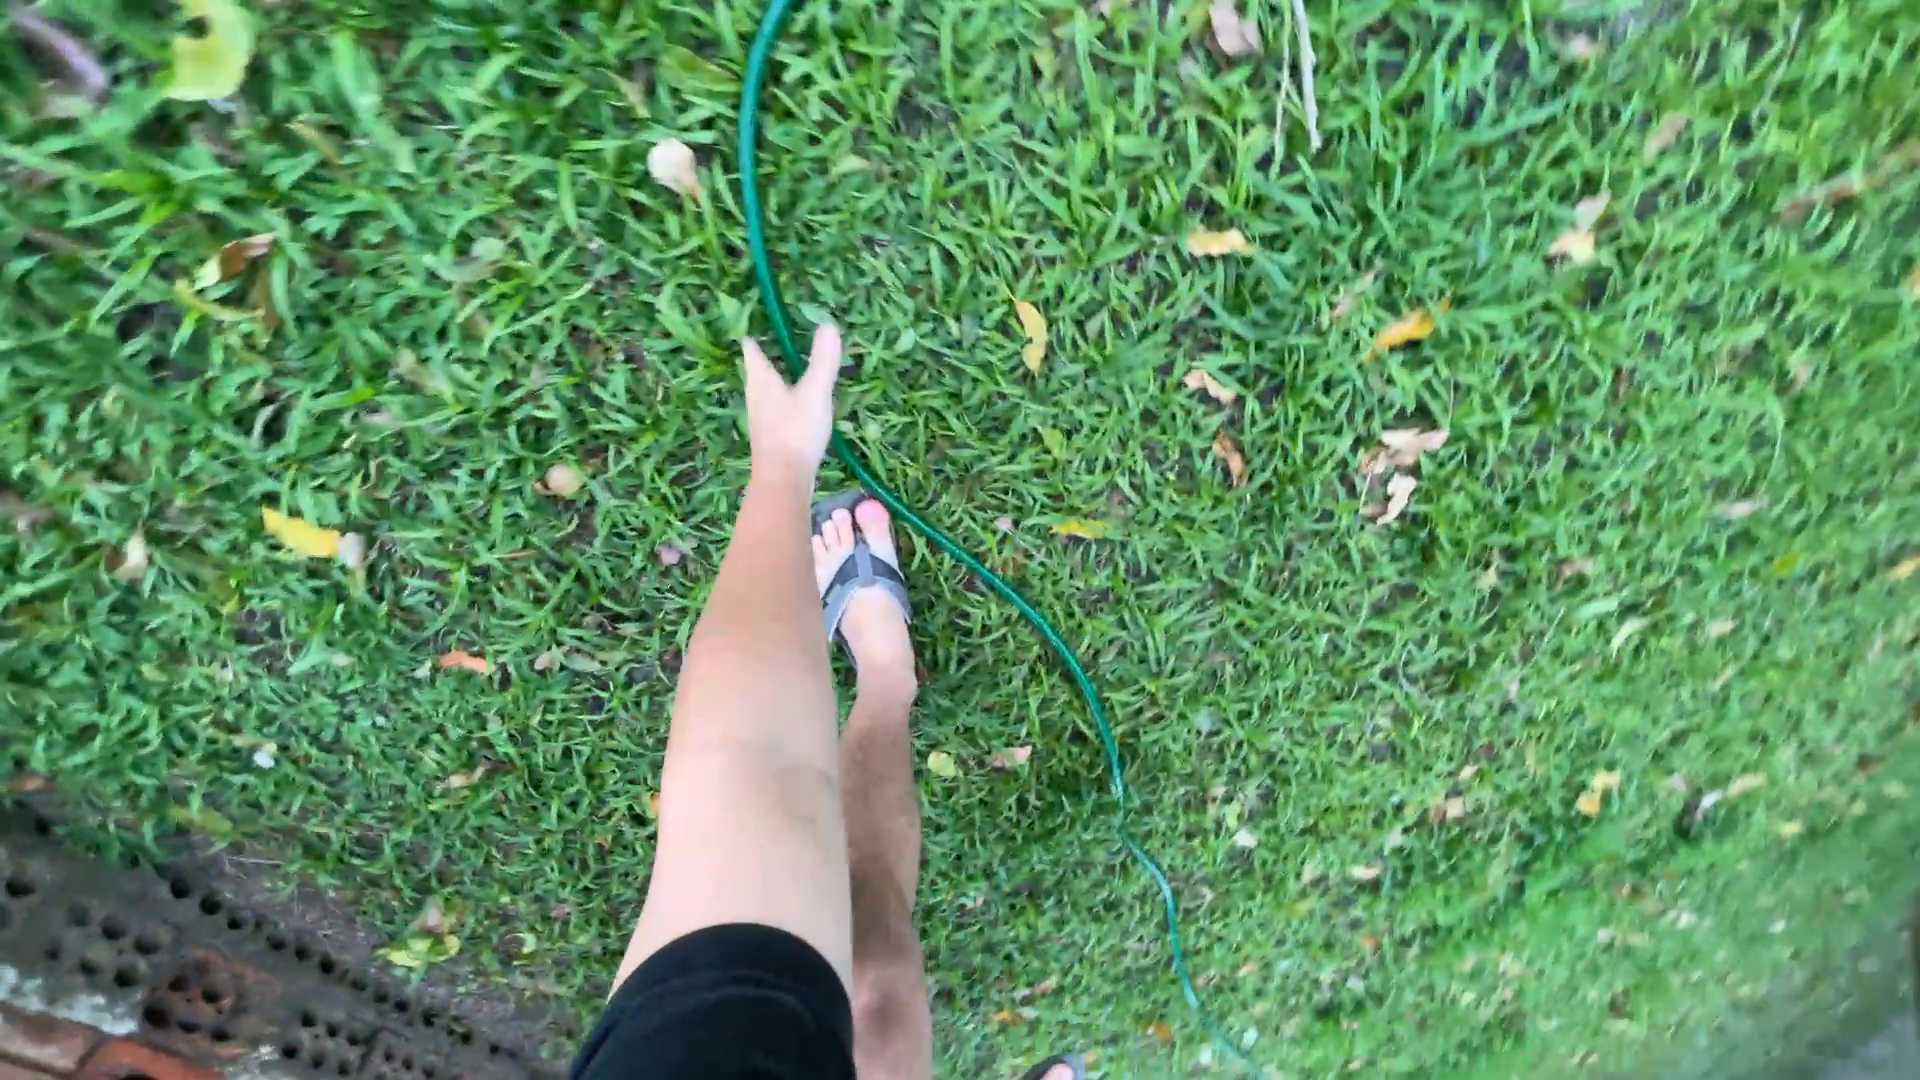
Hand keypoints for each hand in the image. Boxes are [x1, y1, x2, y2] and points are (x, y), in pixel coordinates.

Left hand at [742, 323, 840, 482]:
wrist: (784, 479)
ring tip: (791, 374)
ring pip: (765, 393)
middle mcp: (756, 397)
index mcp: (762, 381)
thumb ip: (822, 360)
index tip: (760, 327)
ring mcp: (761, 420)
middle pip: (757, 372)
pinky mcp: (771, 438)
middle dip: (766, 359)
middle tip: (778, 345)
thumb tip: (828, 325)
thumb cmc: (796, 431)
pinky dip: (785, 403)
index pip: (753, 351)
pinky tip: (798, 409)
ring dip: (776, 383)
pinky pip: (776, 411)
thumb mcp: (815, 392)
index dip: (756, 337)